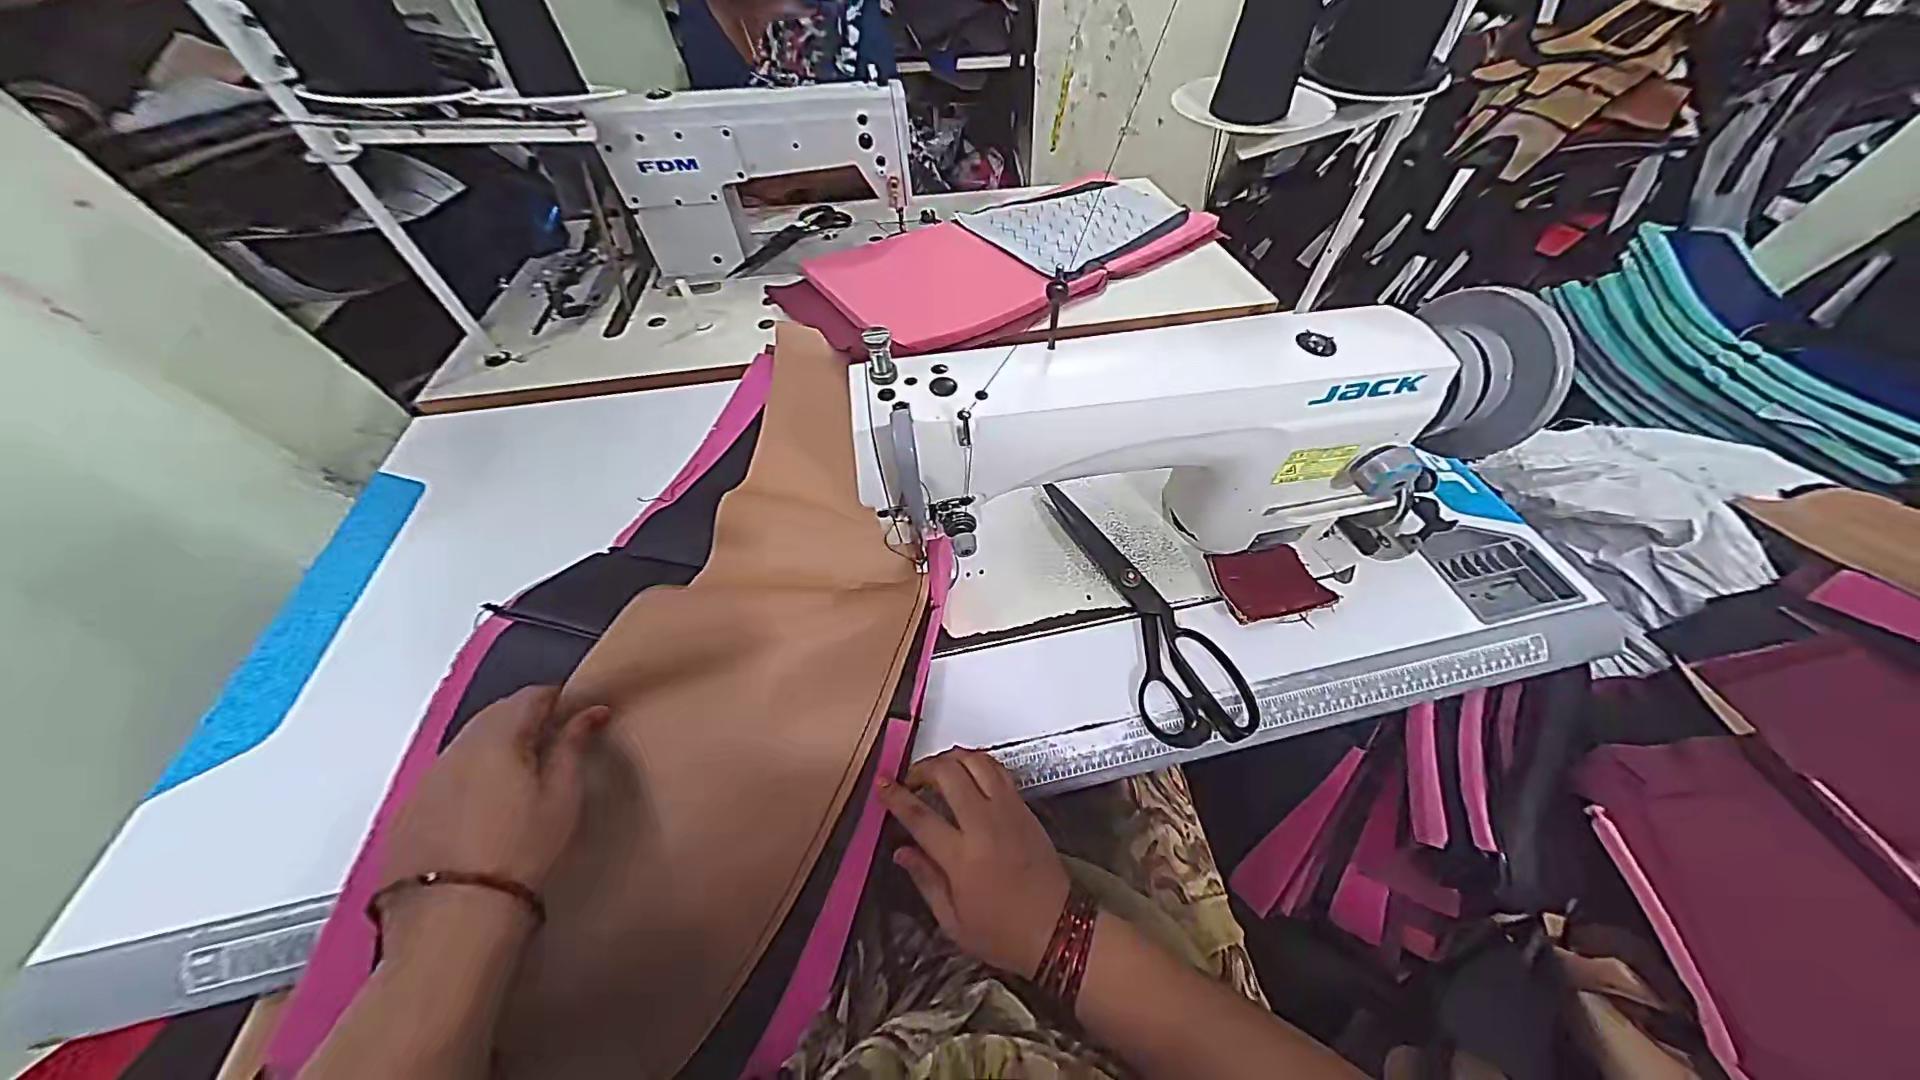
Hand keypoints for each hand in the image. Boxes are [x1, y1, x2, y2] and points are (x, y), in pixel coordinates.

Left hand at [380, 686, 609, 902]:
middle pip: (494, 715)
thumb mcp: (562, 796)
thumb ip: (573, 745)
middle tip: (556, 739)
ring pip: (467, 743)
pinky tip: (486, 802)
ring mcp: (425, 781)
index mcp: (496, 739)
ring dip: (497, 744)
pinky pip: (446, 774)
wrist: (452, 920)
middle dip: (526, 717)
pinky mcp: (406, 812)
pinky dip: (471, 772)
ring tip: (524, 772)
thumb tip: (590, 712)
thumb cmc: (521, 852)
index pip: (529, 697)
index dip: (557, 699)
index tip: (578, 712)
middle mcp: (454, 751)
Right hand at [877, 748, 1069, 976]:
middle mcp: (983, 825)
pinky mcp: (1023, 805)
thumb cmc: (1003, 933)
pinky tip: (967, 771)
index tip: (882, 784)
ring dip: (950, 758)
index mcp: (961, 858)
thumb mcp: (953, 921)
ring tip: (938, 770)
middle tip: (912, 779)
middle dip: (922, 768)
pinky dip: (977, 761)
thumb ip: (925, 880)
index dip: (896, 796)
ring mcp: (1006, 810)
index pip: (920, 815)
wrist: (1058, 928)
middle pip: (947, 774)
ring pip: (974, 761)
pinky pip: (997, 769)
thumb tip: (900, 850)